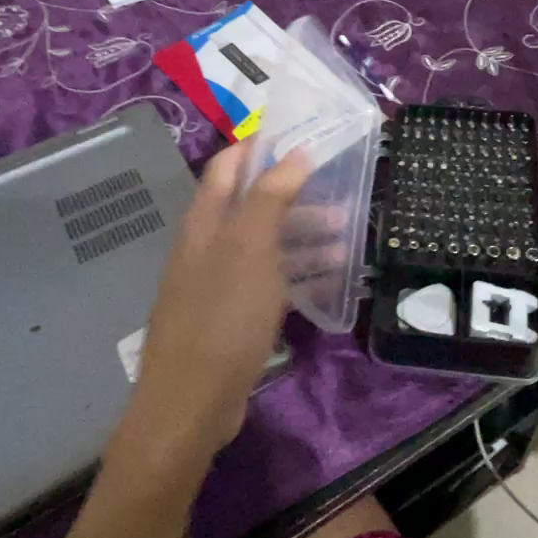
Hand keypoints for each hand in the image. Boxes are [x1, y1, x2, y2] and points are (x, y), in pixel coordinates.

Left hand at [116, 143, 309, 466]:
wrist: (191, 404)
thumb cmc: (222, 317)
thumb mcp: (251, 250)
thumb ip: (271, 197)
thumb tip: (295, 151)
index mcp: (205, 222)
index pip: (228, 166)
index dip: (259, 146)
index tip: (300, 134)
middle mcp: (208, 246)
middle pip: (253, 206)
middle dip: (295, 196)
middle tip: (341, 192)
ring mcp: (220, 283)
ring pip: (266, 246)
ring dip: (304, 237)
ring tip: (347, 236)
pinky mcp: (233, 318)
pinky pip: (270, 283)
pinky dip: (298, 275)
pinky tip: (330, 279)